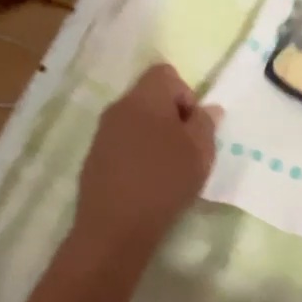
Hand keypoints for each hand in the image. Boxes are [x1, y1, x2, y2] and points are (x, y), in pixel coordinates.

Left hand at [72, 64, 219, 256]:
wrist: (114, 228)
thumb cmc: (164, 181)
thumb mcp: (200, 152)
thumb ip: (206, 123)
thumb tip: (207, 108)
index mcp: (145, 97)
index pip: (165, 73)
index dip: (185, 93)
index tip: (192, 126)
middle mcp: (119, 107)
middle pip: (150, 97)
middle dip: (171, 117)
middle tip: (185, 149)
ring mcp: (102, 133)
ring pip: (135, 121)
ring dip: (154, 136)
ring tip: (168, 169)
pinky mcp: (94, 158)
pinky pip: (122, 143)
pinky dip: (137, 154)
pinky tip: (146, 183)